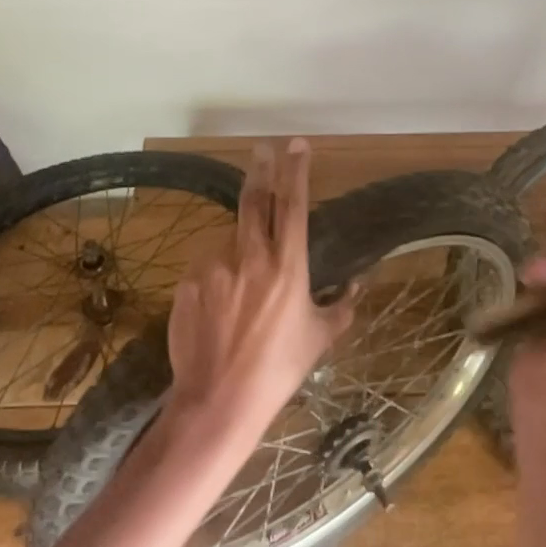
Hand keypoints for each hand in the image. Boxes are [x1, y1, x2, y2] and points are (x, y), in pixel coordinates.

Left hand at [166, 138, 355, 437]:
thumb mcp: (320, 338)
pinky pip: (207, 263)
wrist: (217, 402)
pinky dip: (219, 268)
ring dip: (240, 240)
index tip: (297, 144)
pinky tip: (223, 298)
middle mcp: (249, 256)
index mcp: (287, 266)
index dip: (296, 170)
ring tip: (245, 278)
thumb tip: (357, 284)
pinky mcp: (187, 282)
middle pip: (254, 199)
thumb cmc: (278, 371)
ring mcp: (213, 266)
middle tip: (262, 151)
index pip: (292, 204)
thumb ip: (342, 306)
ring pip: (230, 236)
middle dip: (260, 170)